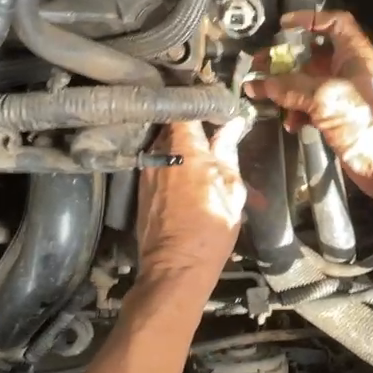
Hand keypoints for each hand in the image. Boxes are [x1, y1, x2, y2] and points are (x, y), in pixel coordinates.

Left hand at [136, 121, 246, 287]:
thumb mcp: (233, 191)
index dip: (201, 103)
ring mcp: (145, 170)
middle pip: (173, 124)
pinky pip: (156, 164)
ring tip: (201, 155)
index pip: (187, 107)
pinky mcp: (139, 188)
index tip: (217, 108)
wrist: (174, 268)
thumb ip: (228, 153)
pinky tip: (185, 176)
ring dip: (180, 145)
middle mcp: (159, 154)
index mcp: (185, 149)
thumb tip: (233, 125)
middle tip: (213, 131)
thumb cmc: (210, 232)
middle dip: (192, 124)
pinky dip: (170, 163)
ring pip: (163, 144)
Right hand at [249, 10, 372, 203]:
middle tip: (259, 65)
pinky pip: (313, 108)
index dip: (310, 19)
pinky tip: (290, 124)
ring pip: (309, 84)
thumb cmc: (366, 123)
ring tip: (263, 95)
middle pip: (314, 55)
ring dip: (286, 89)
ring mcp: (346, 97)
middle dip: (286, 60)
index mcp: (356, 55)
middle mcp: (352, 71)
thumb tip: (257, 84)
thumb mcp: (324, 98)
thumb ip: (290, 87)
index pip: (335, 23)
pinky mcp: (341, 119)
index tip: (283, 26)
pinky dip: (298, 112)